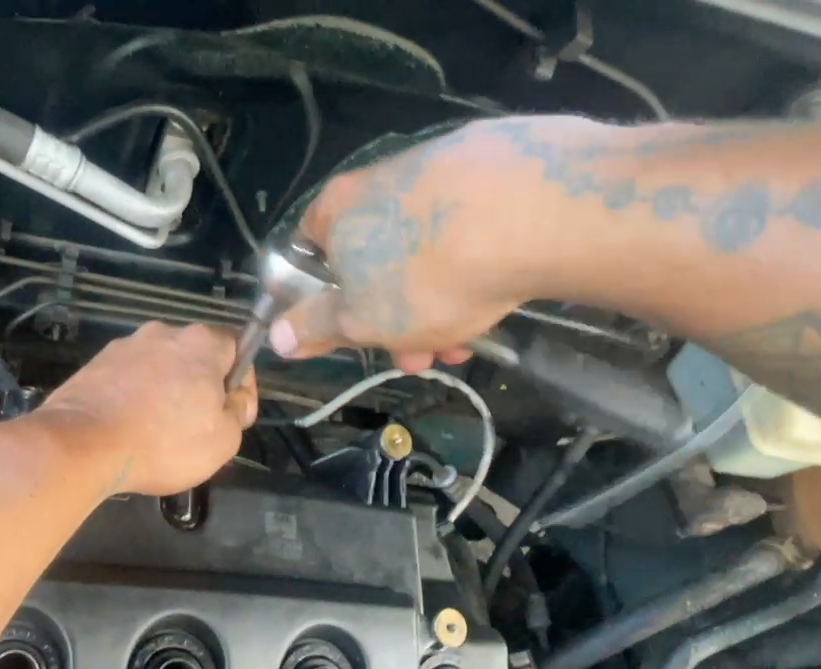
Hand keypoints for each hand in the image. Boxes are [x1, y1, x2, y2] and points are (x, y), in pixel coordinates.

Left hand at [34, 322, 256, 496]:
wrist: (83, 445)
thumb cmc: (164, 442)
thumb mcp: (224, 440)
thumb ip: (238, 412)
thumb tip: (234, 400)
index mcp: (201, 342)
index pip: (236, 348)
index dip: (241, 382)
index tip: (234, 414)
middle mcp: (162, 333)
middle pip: (194, 357)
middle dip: (200, 388)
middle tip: (196, 428)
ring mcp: (123, 347)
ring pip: (157, 369)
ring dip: (164, 393)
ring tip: (157, 433)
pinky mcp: (93, 366)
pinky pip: (126, 381)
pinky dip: (133, 399)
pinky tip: (127, 429)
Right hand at [269, 115, 607, 371]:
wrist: (543, 212)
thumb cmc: (430, 276)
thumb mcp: (361, 321)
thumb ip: (315, 327)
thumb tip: (277, 336)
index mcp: (338, 208)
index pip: (307, 251)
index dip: (322, 300)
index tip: (349, 334)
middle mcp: (383, 176)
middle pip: (373, 258)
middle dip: (391, 317)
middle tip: (418, 354)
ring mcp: (443, 163)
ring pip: (423, 249)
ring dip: (436, 302)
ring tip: (465, 338)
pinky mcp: (498, 161)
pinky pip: (469, 225)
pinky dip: (474, 261)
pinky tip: (498, 290)